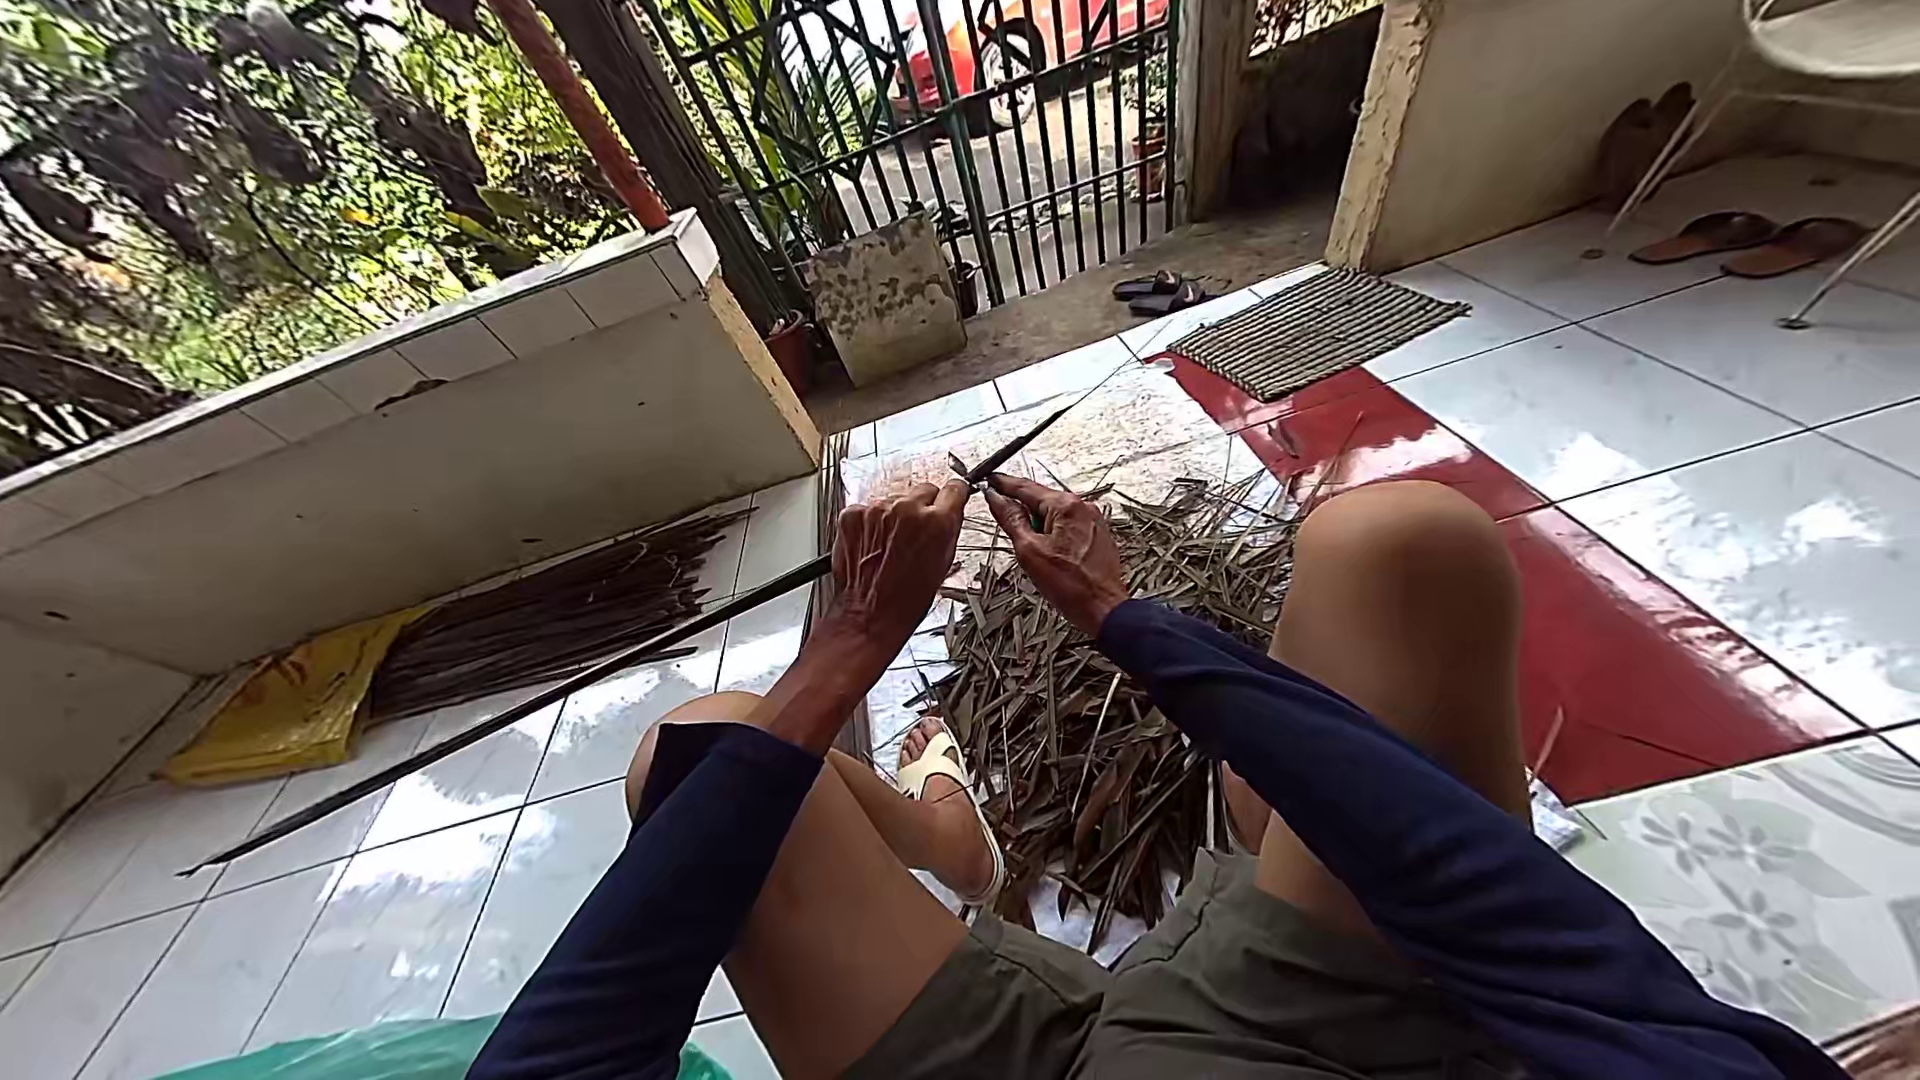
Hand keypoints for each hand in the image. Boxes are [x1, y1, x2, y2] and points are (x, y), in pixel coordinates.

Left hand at [825, 479, 971, 656]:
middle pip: (923, 491)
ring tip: (891, 546)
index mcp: (937, 521)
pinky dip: (871, 523)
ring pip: (894, 500)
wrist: (870, 615)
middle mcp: (907, 510)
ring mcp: (877, 510)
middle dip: (923, 507)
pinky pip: (868, 509)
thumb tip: (950, 510)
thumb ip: (949, 529)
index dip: (952, 495)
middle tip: (916, 532)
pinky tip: (874, 545)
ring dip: (895, 516)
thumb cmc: (906, 599)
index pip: (953, 488)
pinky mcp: (853, 515)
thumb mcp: (944, 563)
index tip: (950, 496)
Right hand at [984, 474, 1128, 636]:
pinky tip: (1048, 553)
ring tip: (1031, 551)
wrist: (1102, 609)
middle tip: (1004, 523)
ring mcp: (1092, 520)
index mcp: (1066, 506)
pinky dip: (1052, 533)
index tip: (990, 481)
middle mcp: (1082, 507)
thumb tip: (996, 498)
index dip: (1003, 484)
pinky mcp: (1096, 534)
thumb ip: (1010, 519)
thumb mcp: (1029, 550)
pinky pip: (1066, 525)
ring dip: (1037, 525)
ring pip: (1053, 514)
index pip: (1026, 487)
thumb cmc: (1071, 585)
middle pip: (1041, 499)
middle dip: (1020, 509)